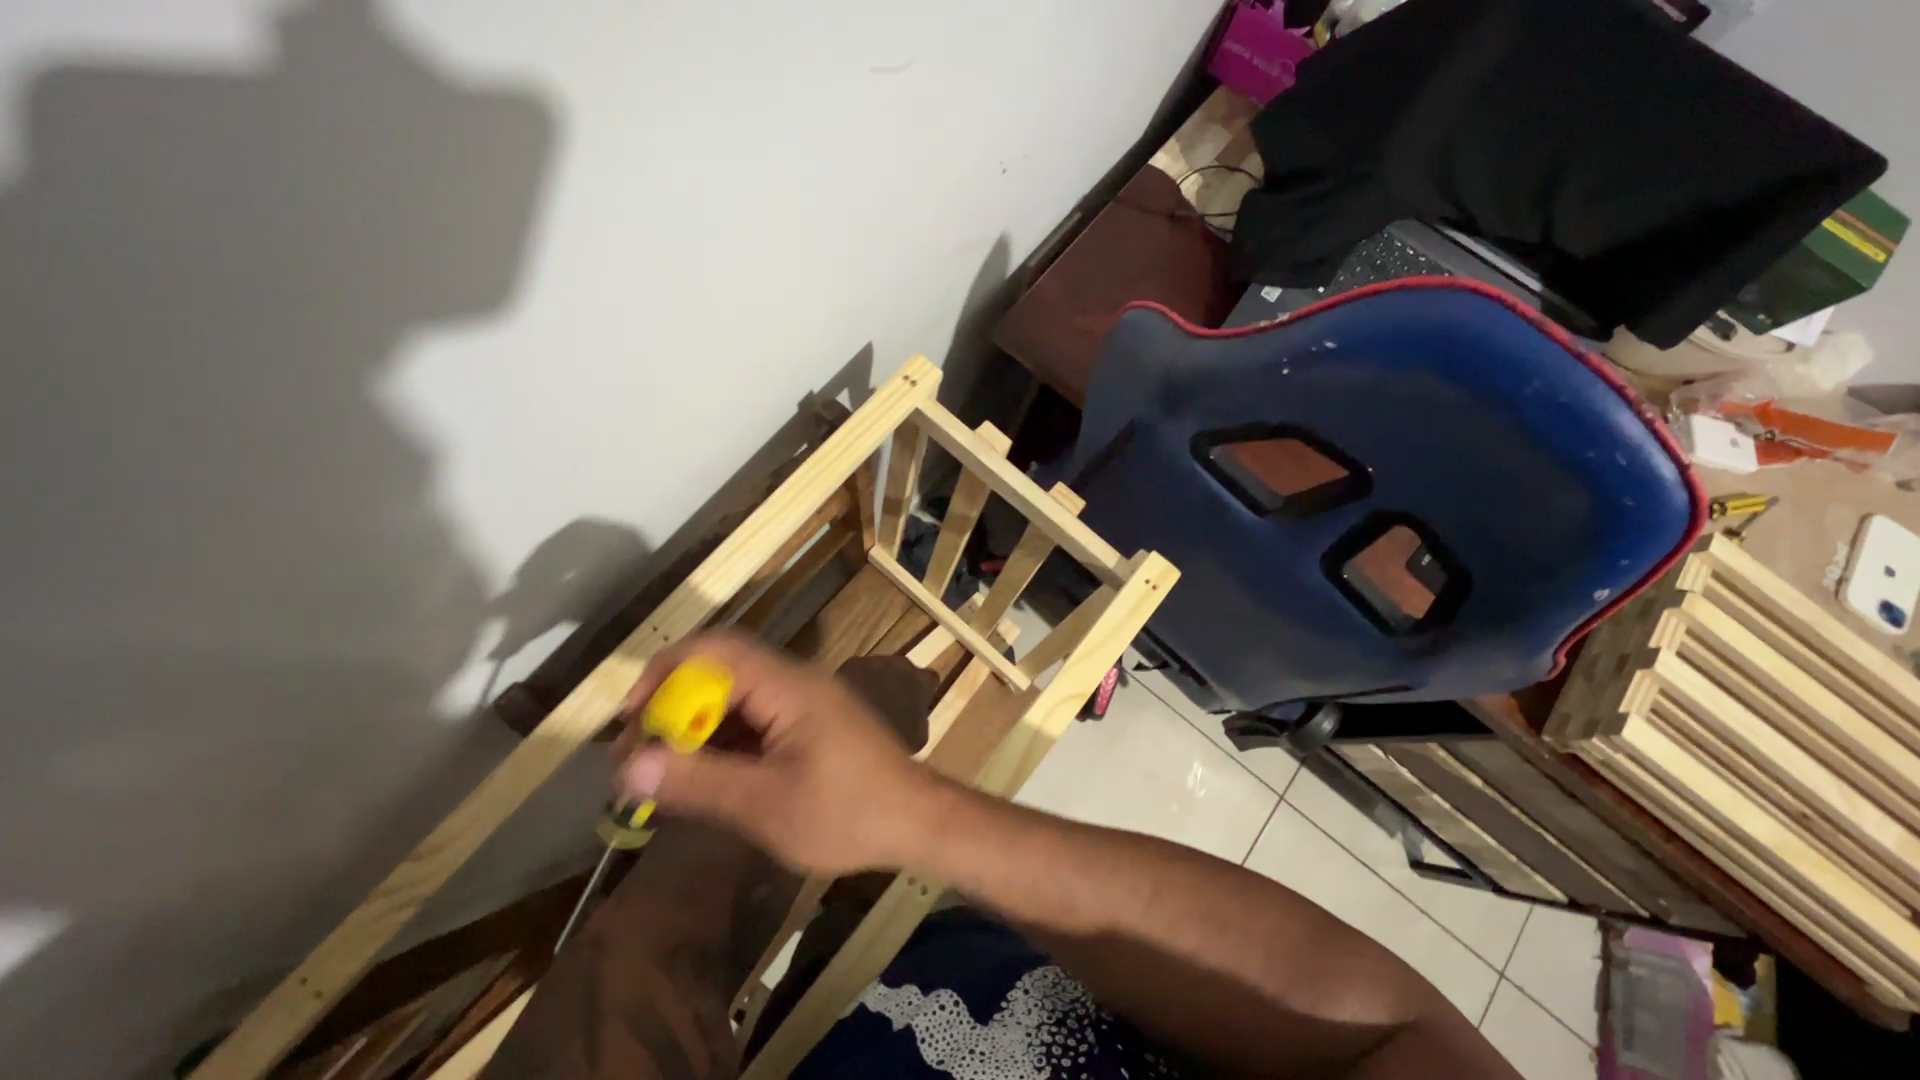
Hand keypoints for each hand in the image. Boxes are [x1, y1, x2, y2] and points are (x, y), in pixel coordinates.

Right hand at [615, 632, 942, 875]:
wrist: (920, 823)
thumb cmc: (848, 813)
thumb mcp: (765, 804)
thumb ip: (697, 782)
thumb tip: (627, 767)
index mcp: (787, 686)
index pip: (713, 652)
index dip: (663, 675)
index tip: (630, 718)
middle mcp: (794, 683)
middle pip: (719, 672)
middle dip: (671, 707)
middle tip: (636, 755)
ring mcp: (804, 704)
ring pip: (734, 698)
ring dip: (694, 728)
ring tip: (658, 772)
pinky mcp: (810, 727)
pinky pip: (754, 720)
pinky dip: (722, 742)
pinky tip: (700, 777)